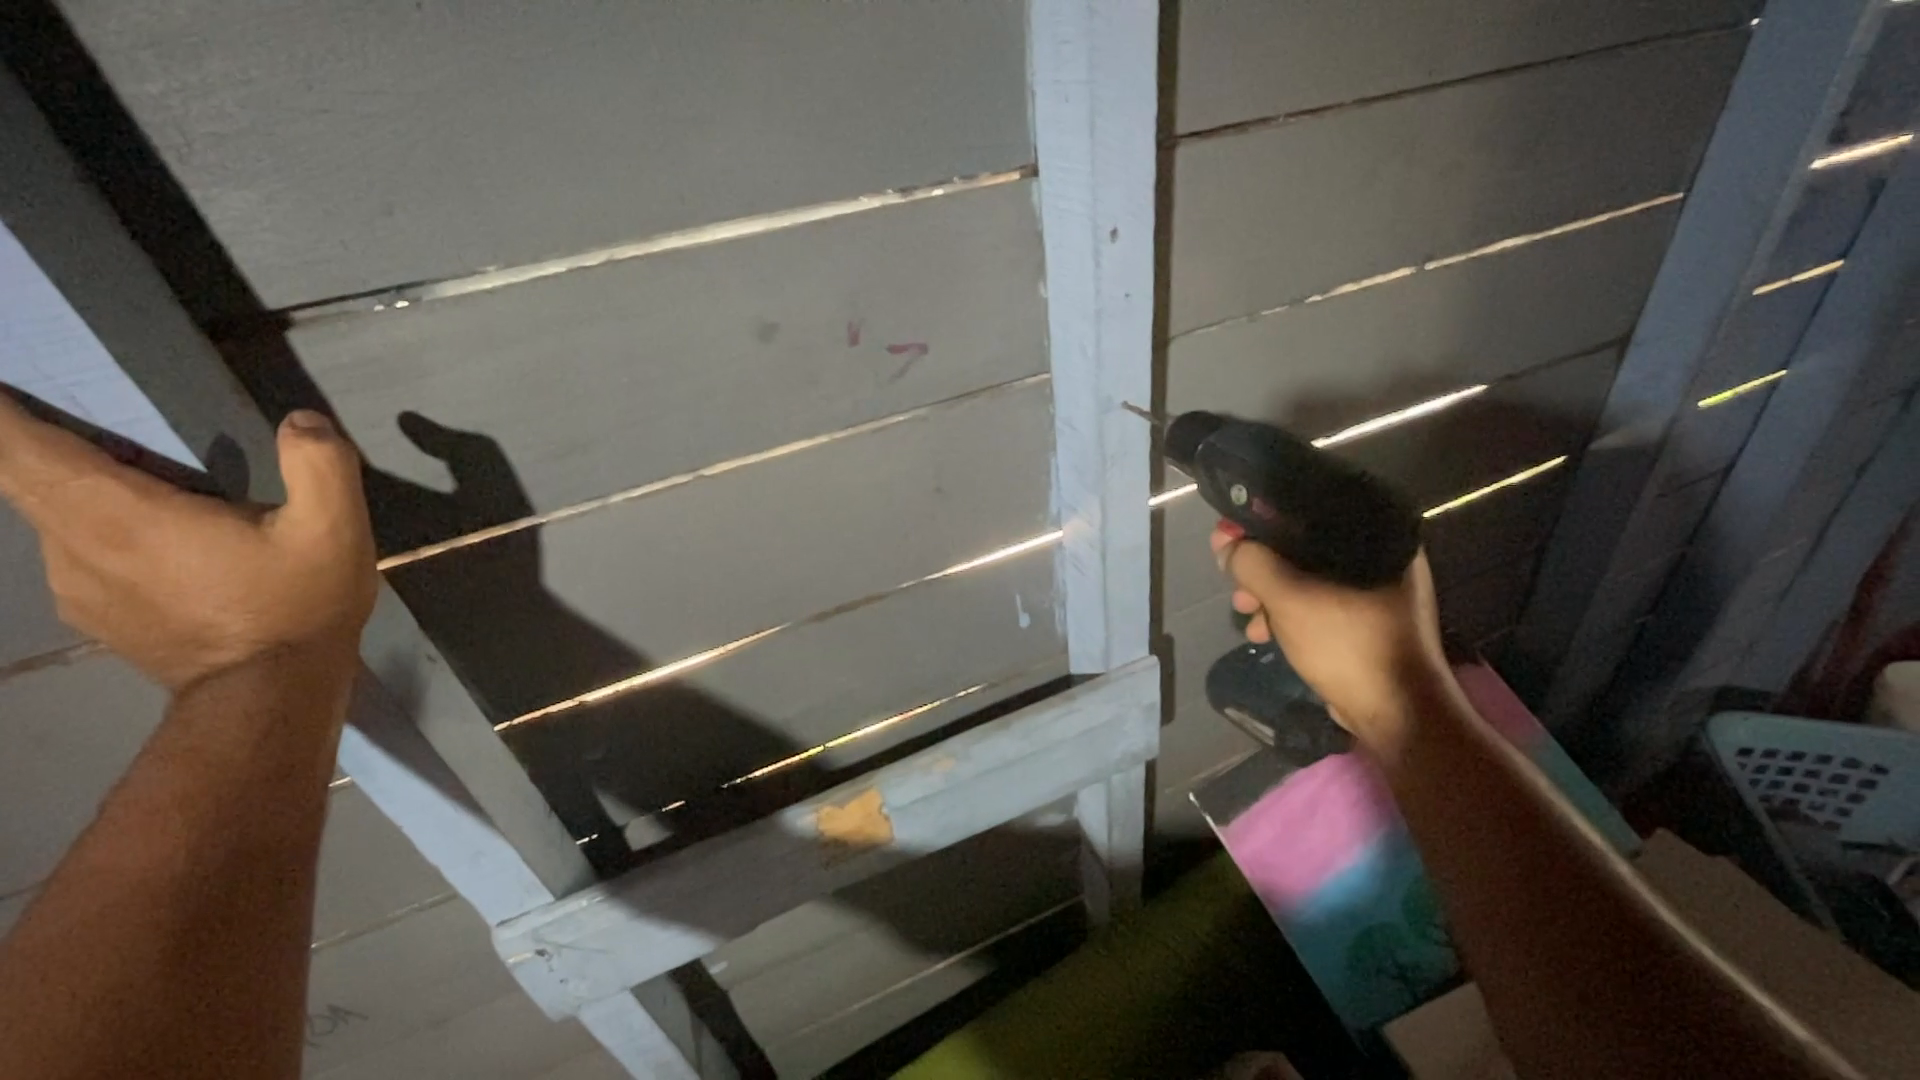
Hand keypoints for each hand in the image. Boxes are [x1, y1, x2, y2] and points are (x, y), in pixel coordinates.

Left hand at [0, 398, 377, 690]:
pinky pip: (74, 551)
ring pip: (51, 514)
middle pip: (22, 475)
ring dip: (74, 487)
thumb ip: (319, 464)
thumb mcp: (334, 529)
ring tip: (130, 478)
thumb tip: (301, 421)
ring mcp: (75, 585)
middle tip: (59, 414)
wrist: (270, 696)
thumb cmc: (297, 605)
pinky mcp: (94, 613)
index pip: (18, 446)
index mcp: (121, 513)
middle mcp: (75, 544)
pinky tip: (153, 541)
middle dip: (27, 438)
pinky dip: (94, 528)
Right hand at [1211, 521, 1450, 745]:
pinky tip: (1264, 632)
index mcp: (1378, 535)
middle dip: (1260, 565)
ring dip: (1269, 593)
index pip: (1308, 508)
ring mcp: (1376, 591)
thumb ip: (1252, 565)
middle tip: (1235, 584)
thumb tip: (1227, 548)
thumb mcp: (1290, 599)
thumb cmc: (1349, 645)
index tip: (1228, 535)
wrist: (1397, 714)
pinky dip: (1288, 612)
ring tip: (1246, 615)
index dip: (1261, 517)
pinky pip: (1317, 602)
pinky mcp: (1366, 621)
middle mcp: (1383, 556)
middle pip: (1303, 545)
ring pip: (1307, 577)